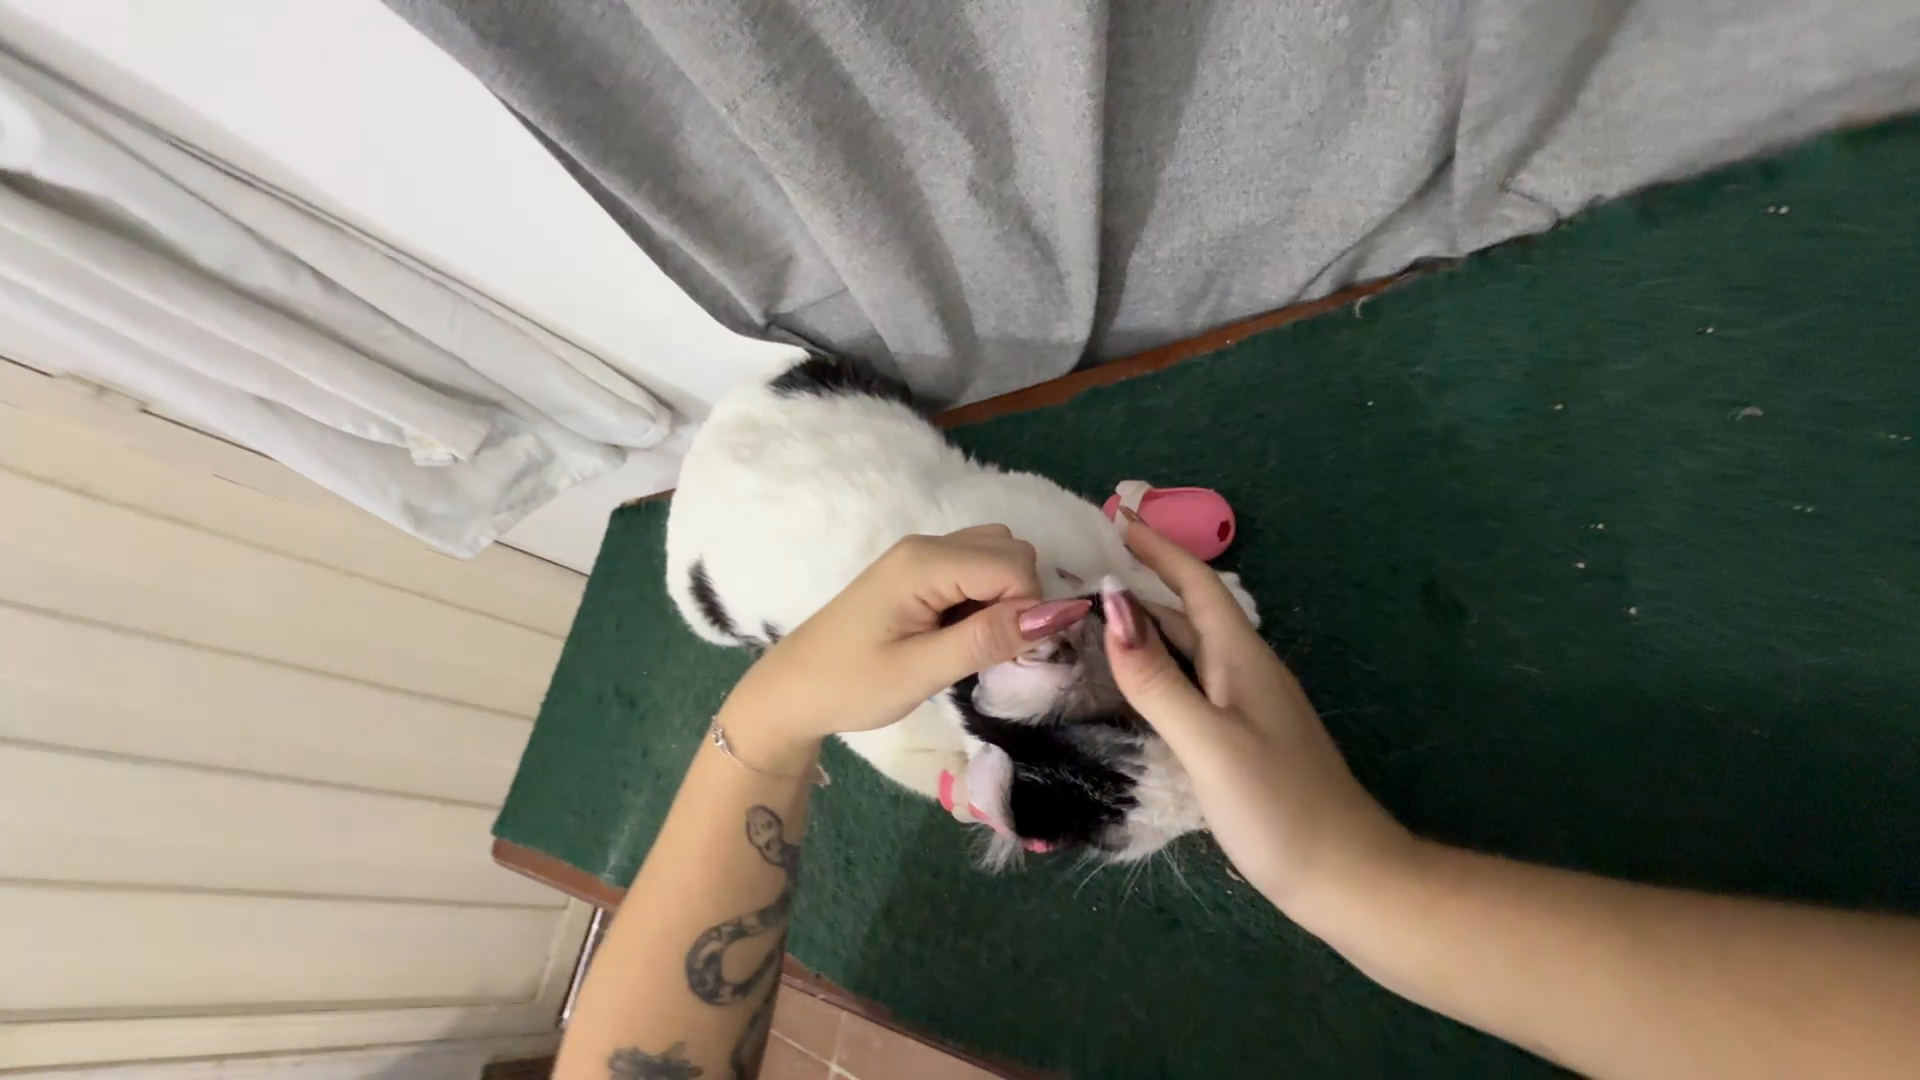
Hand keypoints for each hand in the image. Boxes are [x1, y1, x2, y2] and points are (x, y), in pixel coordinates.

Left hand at [718, 525, 1082, 771]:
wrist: (792, 691)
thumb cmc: (851, 686)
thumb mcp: (922, 671)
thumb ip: (989, 638)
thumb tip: (1062, 612)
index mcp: (924, 563)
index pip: (1014, 563)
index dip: (1028, 608)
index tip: (1006, 654)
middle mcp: (926, 545)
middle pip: (1010, 551)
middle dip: (1019, 599)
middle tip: (988, 650)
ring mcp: (920, 555)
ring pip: (996, 555)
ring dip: (1003, 597)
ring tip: (972, 642)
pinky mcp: (917, 572)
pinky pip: (973, 568)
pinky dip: (984, 596)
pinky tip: (959, 632)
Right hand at [1101, 513, 1414, 921]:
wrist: (1347, 878)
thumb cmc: (1276, 806)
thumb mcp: (1207, 740)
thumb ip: (1156, 678)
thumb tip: (1112, 606)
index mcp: (1240, 657)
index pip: (1195, 583)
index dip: (1158, 548)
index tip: (1118, 518)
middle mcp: (1244, 669)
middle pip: (1188, 611)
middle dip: (1143, 583)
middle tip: (1086, 574)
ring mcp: (1246, 703)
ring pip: (1188, 647)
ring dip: (1145, 625)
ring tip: (1095, 620)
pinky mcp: (1242, 734)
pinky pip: (1190, 680)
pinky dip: (1156, 666)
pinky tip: (1132, 683)